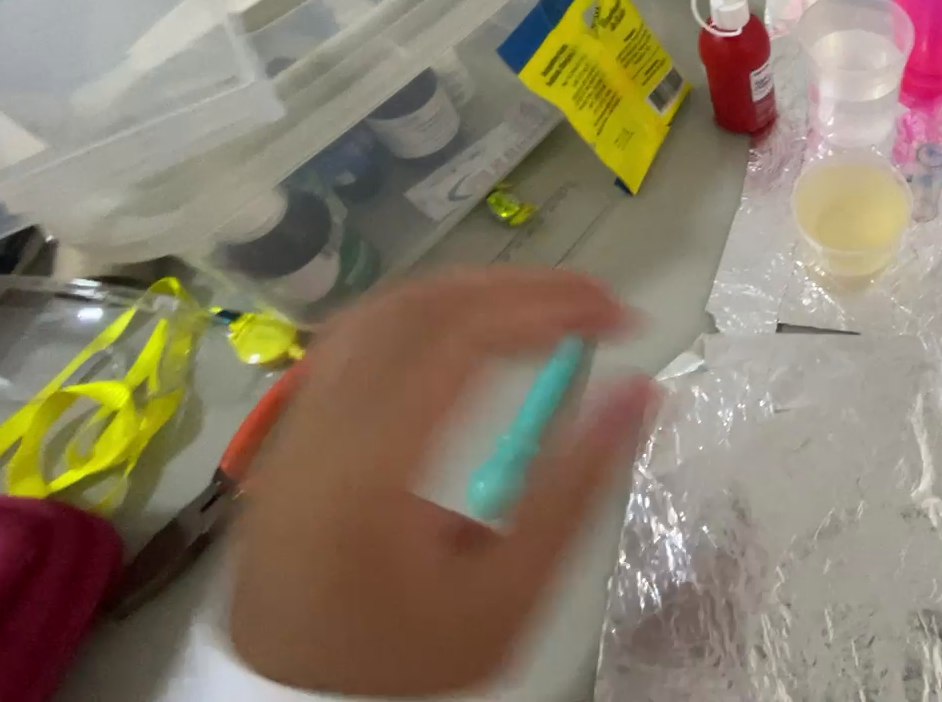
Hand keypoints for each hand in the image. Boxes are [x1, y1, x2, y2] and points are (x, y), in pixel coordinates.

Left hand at [228, 268, 657, 695]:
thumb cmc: (413, 655)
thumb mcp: (514, 591)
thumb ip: (579, 485)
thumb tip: (643, 388)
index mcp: (371, 471)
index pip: (462, 342)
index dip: (549, 309)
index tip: (619, 317)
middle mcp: (320, 429)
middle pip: (424, 308)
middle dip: (524, 287)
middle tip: (598, 298)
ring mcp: (299, 423)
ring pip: (389, 308)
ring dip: (479, 288)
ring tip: (548, 301)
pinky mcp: (299, 427)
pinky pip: (363, 332)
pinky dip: (434, 308)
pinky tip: (477, 320)